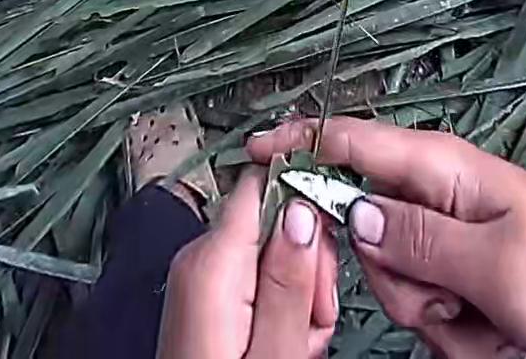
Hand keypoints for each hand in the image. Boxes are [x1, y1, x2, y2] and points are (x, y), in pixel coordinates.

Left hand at [159, 167, 340, 358]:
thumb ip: (290, 280)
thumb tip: (302, 207)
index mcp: (210, 263)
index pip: (264, 182)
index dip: (304, 201)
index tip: (325, 244)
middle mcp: (200, 260)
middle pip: (274, 217)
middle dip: (306, 261)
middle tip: (311, 319)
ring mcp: (203, 278)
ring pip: (275, 249)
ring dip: (299, 291)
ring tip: (296, 343)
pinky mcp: (211, 297)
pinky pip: (261, 276)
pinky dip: (282, 307)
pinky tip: (283, 345)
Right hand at [250, 117, 525, 358]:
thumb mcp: (498, 263)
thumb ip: (417, 237)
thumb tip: (351, 209)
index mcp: (440, 166)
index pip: (352, 139)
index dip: (300, 139)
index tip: (253, 148)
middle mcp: (437, 194)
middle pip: (367, 228)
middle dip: (399, 277)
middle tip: (456, 302)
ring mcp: (451, 235)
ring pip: (396, 276)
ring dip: (437, 314)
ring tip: (496, 321)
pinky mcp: (466, 273)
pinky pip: (430, 305)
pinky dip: (461, 332)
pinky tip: (504, 333)